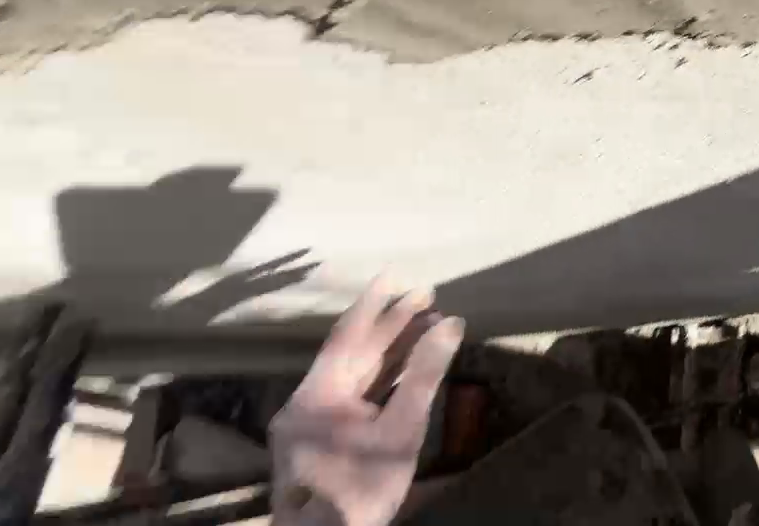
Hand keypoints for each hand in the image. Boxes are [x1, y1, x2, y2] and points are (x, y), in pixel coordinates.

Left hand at [270, 282, 464, 525]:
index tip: (395, 272)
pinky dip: (382, 375)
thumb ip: (424, 372)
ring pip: (355, 372)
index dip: (375, 302)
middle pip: (353, 351)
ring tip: (428, 323)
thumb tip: (451, 323)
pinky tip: (407, 366)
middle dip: (392, 323)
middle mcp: (307, 402)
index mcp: (317, 395)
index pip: (348, 334)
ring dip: (391, 348)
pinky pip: (353, 392)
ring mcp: (311, 423)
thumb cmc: (361, 487)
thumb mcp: (401, 429)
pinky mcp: (320, 439)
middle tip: (428, 294)